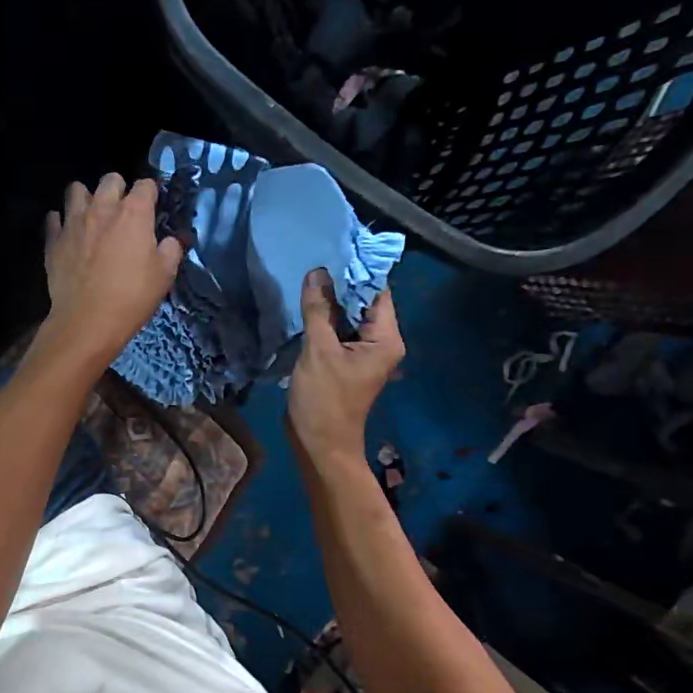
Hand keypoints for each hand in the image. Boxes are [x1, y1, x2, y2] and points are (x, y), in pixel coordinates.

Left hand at [34, 173, 182, 372]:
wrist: (88, 321)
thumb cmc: (133, 296)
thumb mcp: (165, 275)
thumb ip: (171, 250)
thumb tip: (171, 240)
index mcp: (133, 213)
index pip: (145, 185)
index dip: (151, 193)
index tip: (153, 206)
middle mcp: (102, 208)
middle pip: (110, 180)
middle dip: (119, 189)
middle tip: (123, 210)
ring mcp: (73, 222)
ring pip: (76, 190)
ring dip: (87, 198)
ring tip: (93, 216)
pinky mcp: (53, 240)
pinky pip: (54, 218)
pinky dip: (62, 222)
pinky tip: (69, 234)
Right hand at [287, 268, 403, 463]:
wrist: (320, 445)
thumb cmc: (325, 401)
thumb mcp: (319, 351)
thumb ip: (319, 309)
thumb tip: (317, 272)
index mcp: (386, 338)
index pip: (378, 291)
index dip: (357, 269)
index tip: (334, 247)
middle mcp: (381, 341)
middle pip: (364, 300)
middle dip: (341, 281)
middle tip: (315, 256)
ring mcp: (363, 351)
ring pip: (349, 315)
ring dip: (331, 299)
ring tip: (308, 273)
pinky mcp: (346, 359)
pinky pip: (339, 330)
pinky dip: (326, 317)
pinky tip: (307, 301)